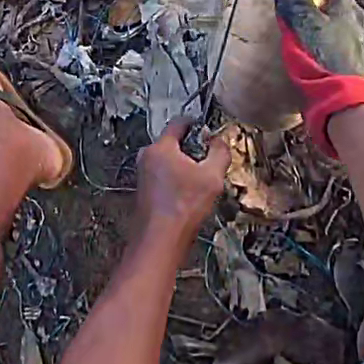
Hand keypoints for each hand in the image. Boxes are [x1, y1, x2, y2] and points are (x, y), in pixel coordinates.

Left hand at [134, 119, 226, 236]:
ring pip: (168, 160)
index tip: (208, 132)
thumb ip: (220, 152)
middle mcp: (147, 157)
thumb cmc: (183, 207)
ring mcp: (143, 174)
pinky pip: (162, 175)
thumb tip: (220, 141)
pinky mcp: (144, 190)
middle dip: (192, 149)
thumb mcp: (212, 176)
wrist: (159, 240)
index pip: (179, 123)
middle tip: (207, 162)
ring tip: (199, 183)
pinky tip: (187, 196)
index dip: (197, 124)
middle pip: (173, 142)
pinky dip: (175, 180)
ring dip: (184, 166)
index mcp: (161, 147)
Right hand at [275, 0, 363, 77]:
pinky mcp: (348, 65)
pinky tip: (320, 45)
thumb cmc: (321, 56)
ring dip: (333, 18)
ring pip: (345, 23)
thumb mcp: (302, 21)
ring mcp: (354, 46)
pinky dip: (329, 38)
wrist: (337, 100)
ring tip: (319, 17)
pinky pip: (338, 43)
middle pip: (346, 3)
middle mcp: (354, 24)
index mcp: (345, 8)